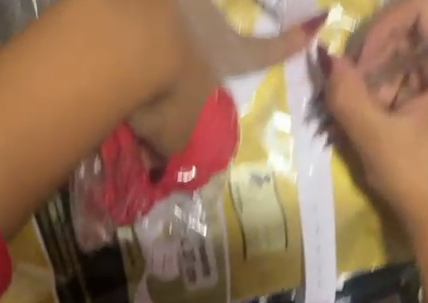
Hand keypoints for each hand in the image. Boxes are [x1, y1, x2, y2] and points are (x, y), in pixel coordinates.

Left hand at [125, 0, 322, 153]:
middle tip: (166, 75)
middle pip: (205, 32)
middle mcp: (205, 19)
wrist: (131, 40)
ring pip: (170, 20)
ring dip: (155, 40)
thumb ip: (168, 148)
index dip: (288, 44)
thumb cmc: (169, 91)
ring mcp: (176, 0)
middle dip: (189, 52)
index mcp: (226, 54)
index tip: (315, 24)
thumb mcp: (173, 135)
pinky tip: (112, 42)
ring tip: (131, 59)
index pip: (262, 53)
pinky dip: (126, 31)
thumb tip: (156, 162)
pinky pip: (138, 12)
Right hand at [320, 0, 427, 233]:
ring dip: (374, 78)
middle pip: (409, 29)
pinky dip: (382, 92)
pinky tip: (369, 118)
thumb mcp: (375, 136)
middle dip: (375, 58)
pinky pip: (405, 75)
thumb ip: (347, 94)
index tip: (360, 67)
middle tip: (351, 92)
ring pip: (403, 53)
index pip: (420, 7)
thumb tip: (323, 57)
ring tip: (359, 113)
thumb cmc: (415, 178)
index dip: (382, 29)